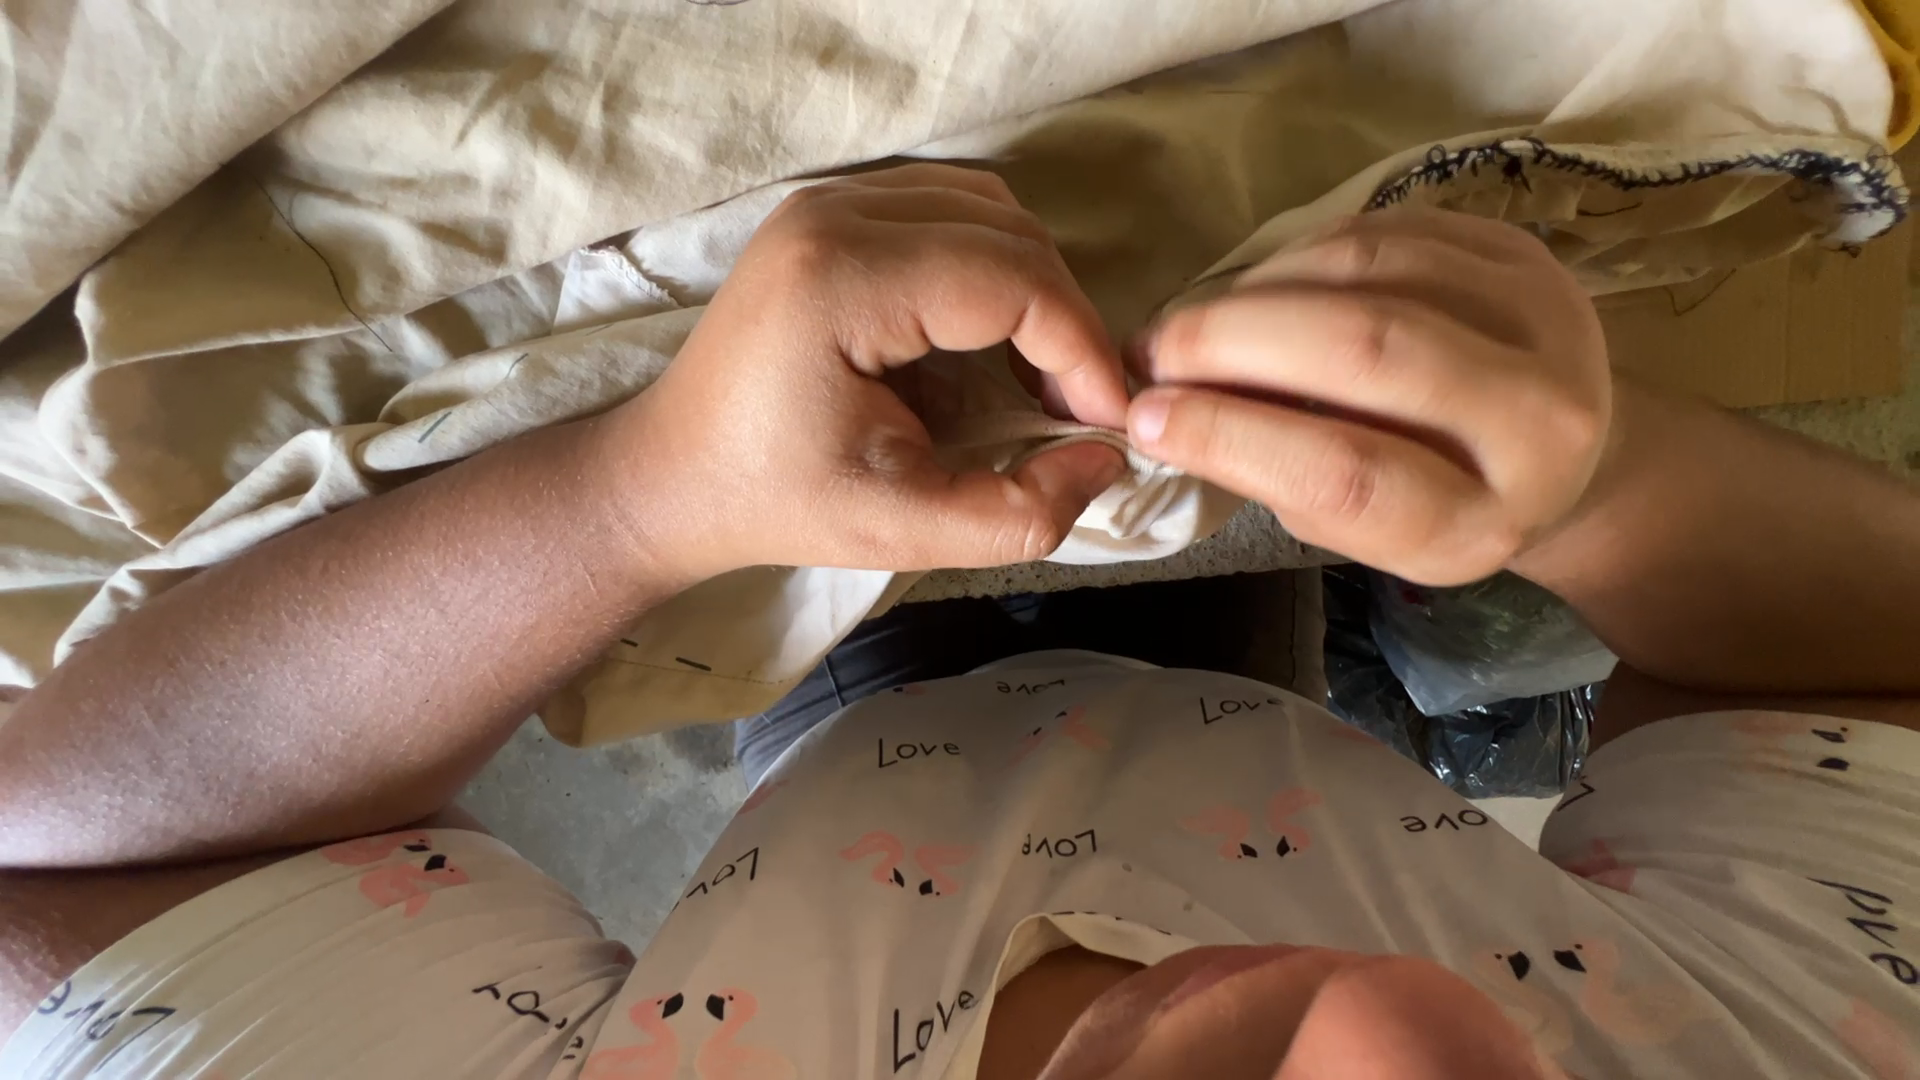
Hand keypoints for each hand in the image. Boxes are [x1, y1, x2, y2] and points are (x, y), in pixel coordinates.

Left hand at [601, 164, 1130, 580]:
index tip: (1107, 420)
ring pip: (987, 214)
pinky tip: (988, 341)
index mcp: (843, 279)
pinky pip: (950, 217)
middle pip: (1009, 235)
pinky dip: (992, 275)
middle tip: (1075, 407)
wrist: (679, 474)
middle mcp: (834, 214)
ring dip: (1034, 292)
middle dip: (1064, 322)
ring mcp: (828, 203)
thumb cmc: (780, 503)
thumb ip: (1022, 513)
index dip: (1082, 350)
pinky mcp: (831, 216)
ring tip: (1039, 376)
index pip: (1012, 280)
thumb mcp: (906, 531)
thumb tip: (1107, 458)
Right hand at [1127, 209, 1611, 584]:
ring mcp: (1541, 312)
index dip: (1229, 437)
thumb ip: (1271, 476)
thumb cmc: (1419, 507)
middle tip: (1153, 353)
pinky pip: (1378, 231)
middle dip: (1227, 342)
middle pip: (1364, 347)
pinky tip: (1250, 294)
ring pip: (1365, 271)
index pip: (1346, 475)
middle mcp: (1538, 417)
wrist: (1547, 451)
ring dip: (1249, 294)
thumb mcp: (1345, 531)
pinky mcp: (1516, 248)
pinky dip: (1290, 260)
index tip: (1144, 419)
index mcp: (1477, 520)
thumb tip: (1164, 411)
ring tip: (1190, 327)